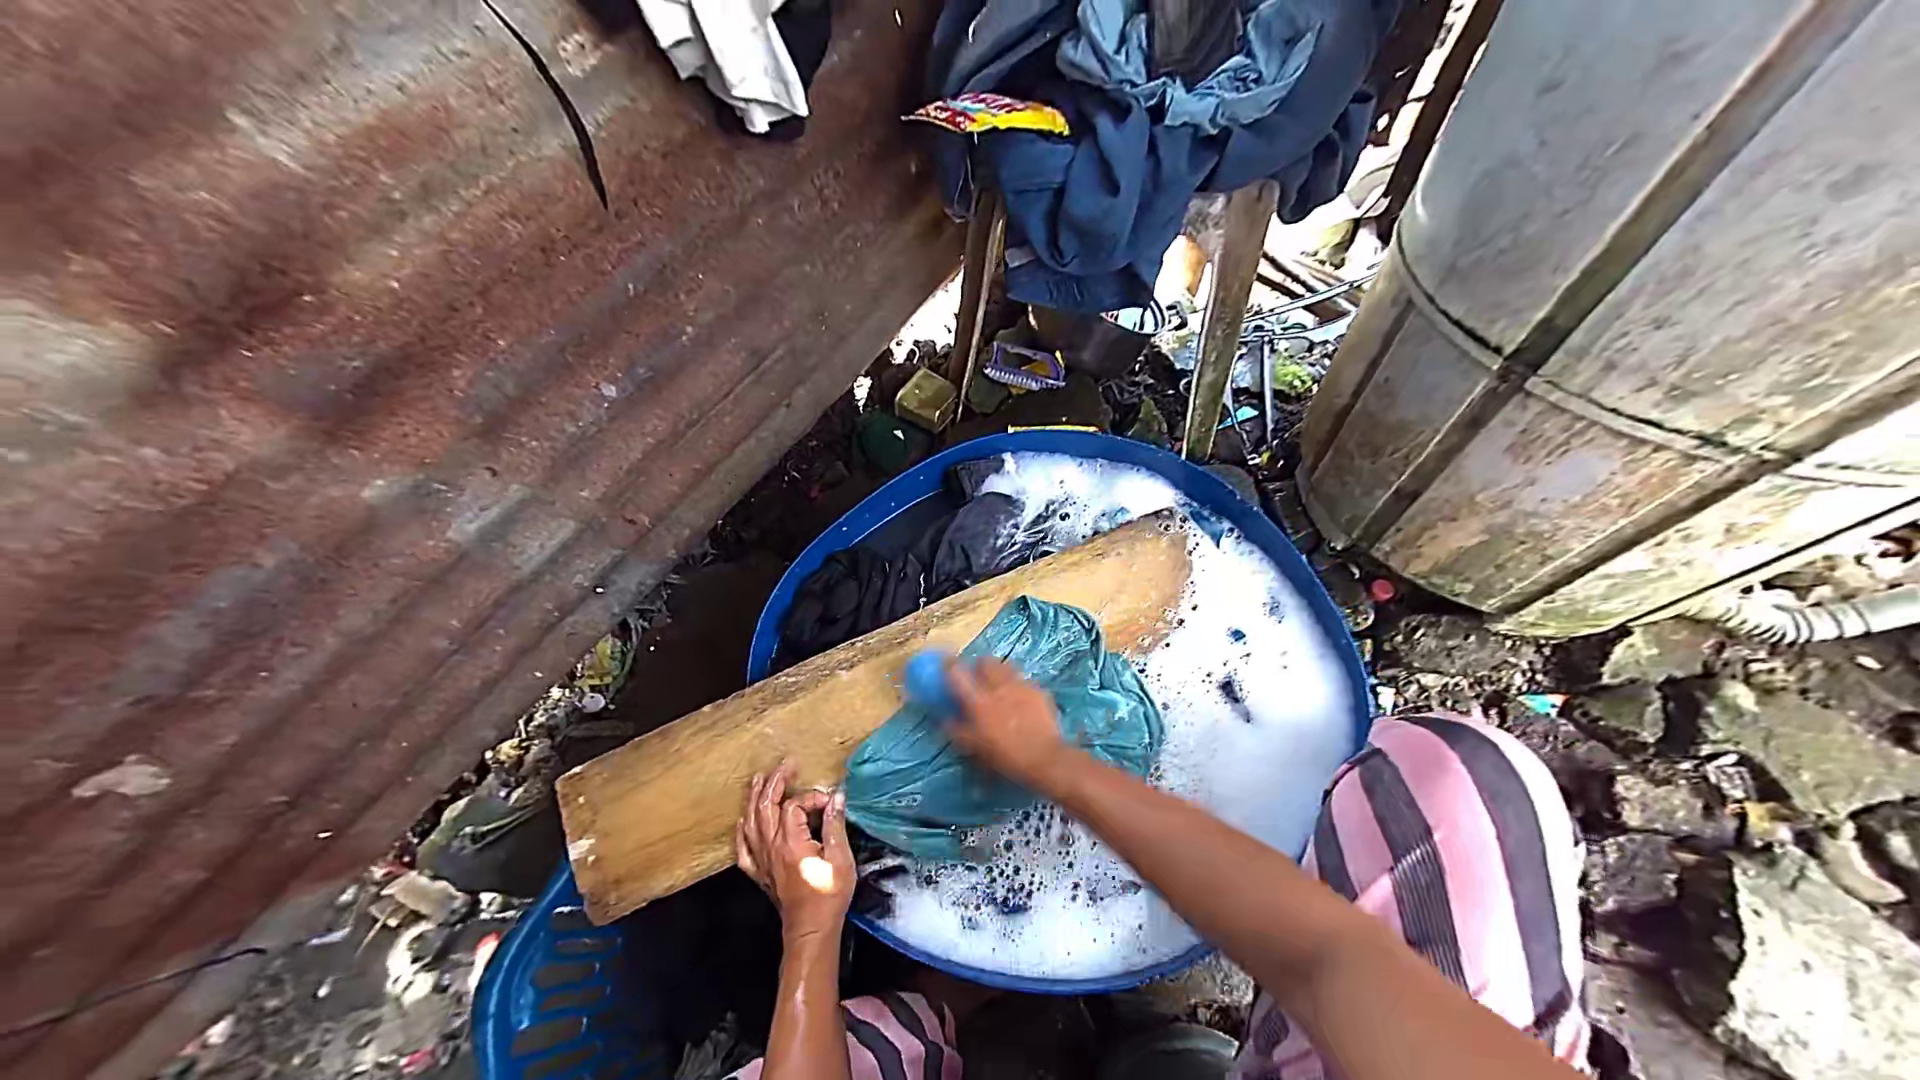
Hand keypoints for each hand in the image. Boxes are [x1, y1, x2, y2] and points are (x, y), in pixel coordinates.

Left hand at [735, 763, 854, 942]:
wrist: (811, 930)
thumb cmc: (829, 895)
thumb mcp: (841, 858)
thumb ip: (835, 825)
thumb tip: (835, 796)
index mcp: (791, 842)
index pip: (794, 805)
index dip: (812, 797)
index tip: (830, 803)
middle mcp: (771, 847)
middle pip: (765, 806)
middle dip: (774, 782)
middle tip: (786, 765)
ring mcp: (762, 860)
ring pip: (751, 822)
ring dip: (754, 798)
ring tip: (757, 780)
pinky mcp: (760, 872)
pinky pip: (744, 848)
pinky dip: (741, 831)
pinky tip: (742, 821)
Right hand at [945, 657, 1072, 790]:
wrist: (1046, 758)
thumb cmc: (1007, 756)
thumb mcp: (976, 748)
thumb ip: (958, 730)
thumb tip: (947, 720)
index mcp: (979, 701)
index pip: (957, 672)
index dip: (949, 665)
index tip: (946, 665)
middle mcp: (999, 687)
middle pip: (985, 661)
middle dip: (978, 665)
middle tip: (976, 677)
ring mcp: (1021, 685)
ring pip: (1005, 666)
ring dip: (998, 672)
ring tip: (999, 685)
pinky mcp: (1038, 690)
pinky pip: (1023, 680)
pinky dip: (1017, 685)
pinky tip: (1019, 699)